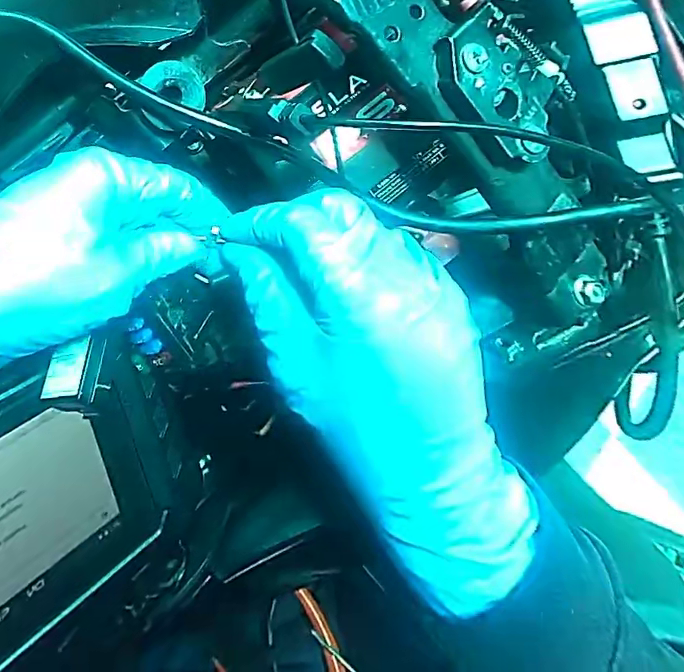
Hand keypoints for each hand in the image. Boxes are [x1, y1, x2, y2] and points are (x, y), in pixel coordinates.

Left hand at [0, 147, 224, 389]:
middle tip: (201, 280)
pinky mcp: (47, 241)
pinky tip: (127, 314)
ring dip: (146, 274)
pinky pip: (97, 254)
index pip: (177, 184)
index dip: (208, 216)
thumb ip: (162, 254)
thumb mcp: (114, 274)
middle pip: (151, 210)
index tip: (227, 244)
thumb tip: (193, 244)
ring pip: (125, 238)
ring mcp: (63, 213)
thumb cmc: (15, 284)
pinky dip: (116, 281)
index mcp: (104, 174)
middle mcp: (83, 184)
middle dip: (176, 249)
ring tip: (162, 311)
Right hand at [220, 191, 537, 618]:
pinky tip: (346, 286)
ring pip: (368, 224)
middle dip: (295, 218)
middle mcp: (404, 275)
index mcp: (360, 297)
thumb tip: (237, 251)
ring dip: (330, 235)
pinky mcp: (448, 291)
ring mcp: (433, 280)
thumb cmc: (357, 432)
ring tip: (305, 269)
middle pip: (339, 209)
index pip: (304, 221)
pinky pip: (397, 249)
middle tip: (266, 245)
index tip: (236, 233)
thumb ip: (265, 295)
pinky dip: (363, 254)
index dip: (262, 220)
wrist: (433, 475)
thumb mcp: (295, 365)